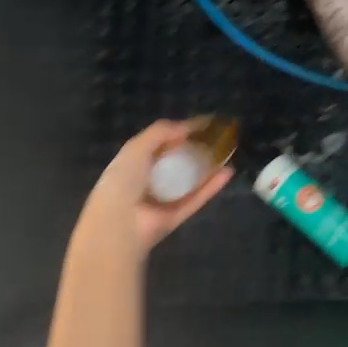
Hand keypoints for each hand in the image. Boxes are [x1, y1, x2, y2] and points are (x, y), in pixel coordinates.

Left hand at [92, 119, 232, 252]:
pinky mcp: (176, 215)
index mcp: (135, 163)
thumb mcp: (137, 147)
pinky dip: (212, 186)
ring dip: (208, 168)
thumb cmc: (123, 180)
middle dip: (196, 150)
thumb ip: (162, 131)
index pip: (160, 143)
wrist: (120, 223)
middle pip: (177, 162)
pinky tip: (228, 171)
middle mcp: (149, 181)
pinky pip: (197, 198)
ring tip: (227, 153)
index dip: (180, 132)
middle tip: (217, 139)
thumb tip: (188, 126)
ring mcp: (164, 200)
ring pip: (190, 181)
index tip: (203, 123)